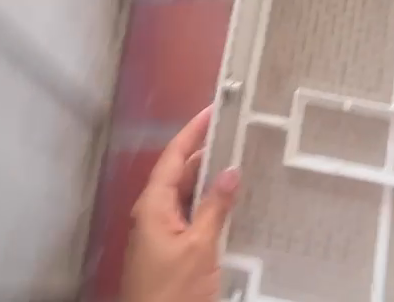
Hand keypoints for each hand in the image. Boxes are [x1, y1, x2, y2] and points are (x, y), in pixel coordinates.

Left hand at [122, 105, 241, 301]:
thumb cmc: (172, 292)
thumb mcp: (198, 247)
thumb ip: (214, 207)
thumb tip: (230, 170)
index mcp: (152, 205)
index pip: (173, 156)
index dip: (193, 131)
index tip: (214, 110)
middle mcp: (153, 214)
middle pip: (180, 174)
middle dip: (206, 155)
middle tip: (237, 138)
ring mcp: (160, 236)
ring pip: (187, 198)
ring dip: (210, 183)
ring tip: (240, 165)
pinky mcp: (170, 254)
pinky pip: (190, 219)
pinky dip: (209, 208)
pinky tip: (231, 207)